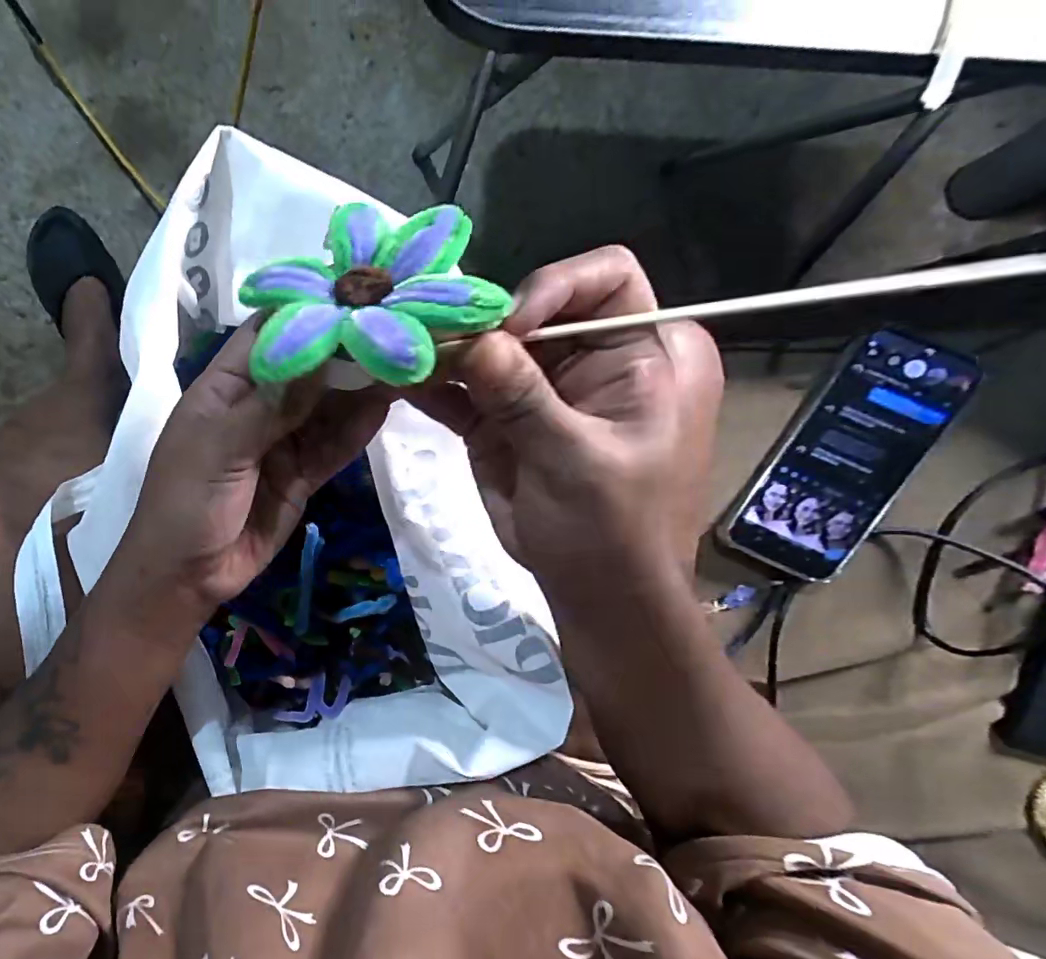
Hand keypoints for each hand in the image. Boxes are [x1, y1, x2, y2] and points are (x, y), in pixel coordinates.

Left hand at [115, 320, 394, 616]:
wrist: (185, 577)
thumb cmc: (185, 505)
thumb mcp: (220, 449)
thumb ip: (271, 406)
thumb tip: (321, 354)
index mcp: (224, 388)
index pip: (269, 334)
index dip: (310, 311)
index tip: (357, 292)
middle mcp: (256, 407)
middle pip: (308, 366)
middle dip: (347, 348)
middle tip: (398, 325)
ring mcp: (280, 441)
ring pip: (327, 406)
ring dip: (361, 387)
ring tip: (406, 359)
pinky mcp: (300, 475)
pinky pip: (333, 446)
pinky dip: (358, 429)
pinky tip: (389, 406)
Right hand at [403, 246, 721, 587]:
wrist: (598, 594)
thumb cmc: (613, 529)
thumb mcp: (574, 460)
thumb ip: (523, 398)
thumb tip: (473, 340)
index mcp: (645, 353)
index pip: (604, 278)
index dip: (552, 289)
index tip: (505, 328)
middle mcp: (593, 358)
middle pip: (532, 311)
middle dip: (480, 322)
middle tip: (428, 336)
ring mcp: (544, 390)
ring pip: (491, 350)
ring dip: (447, 352)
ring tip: (401, 352)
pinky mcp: (504, 421)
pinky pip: (467, 391)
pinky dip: (436, 387)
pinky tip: (400, 381)